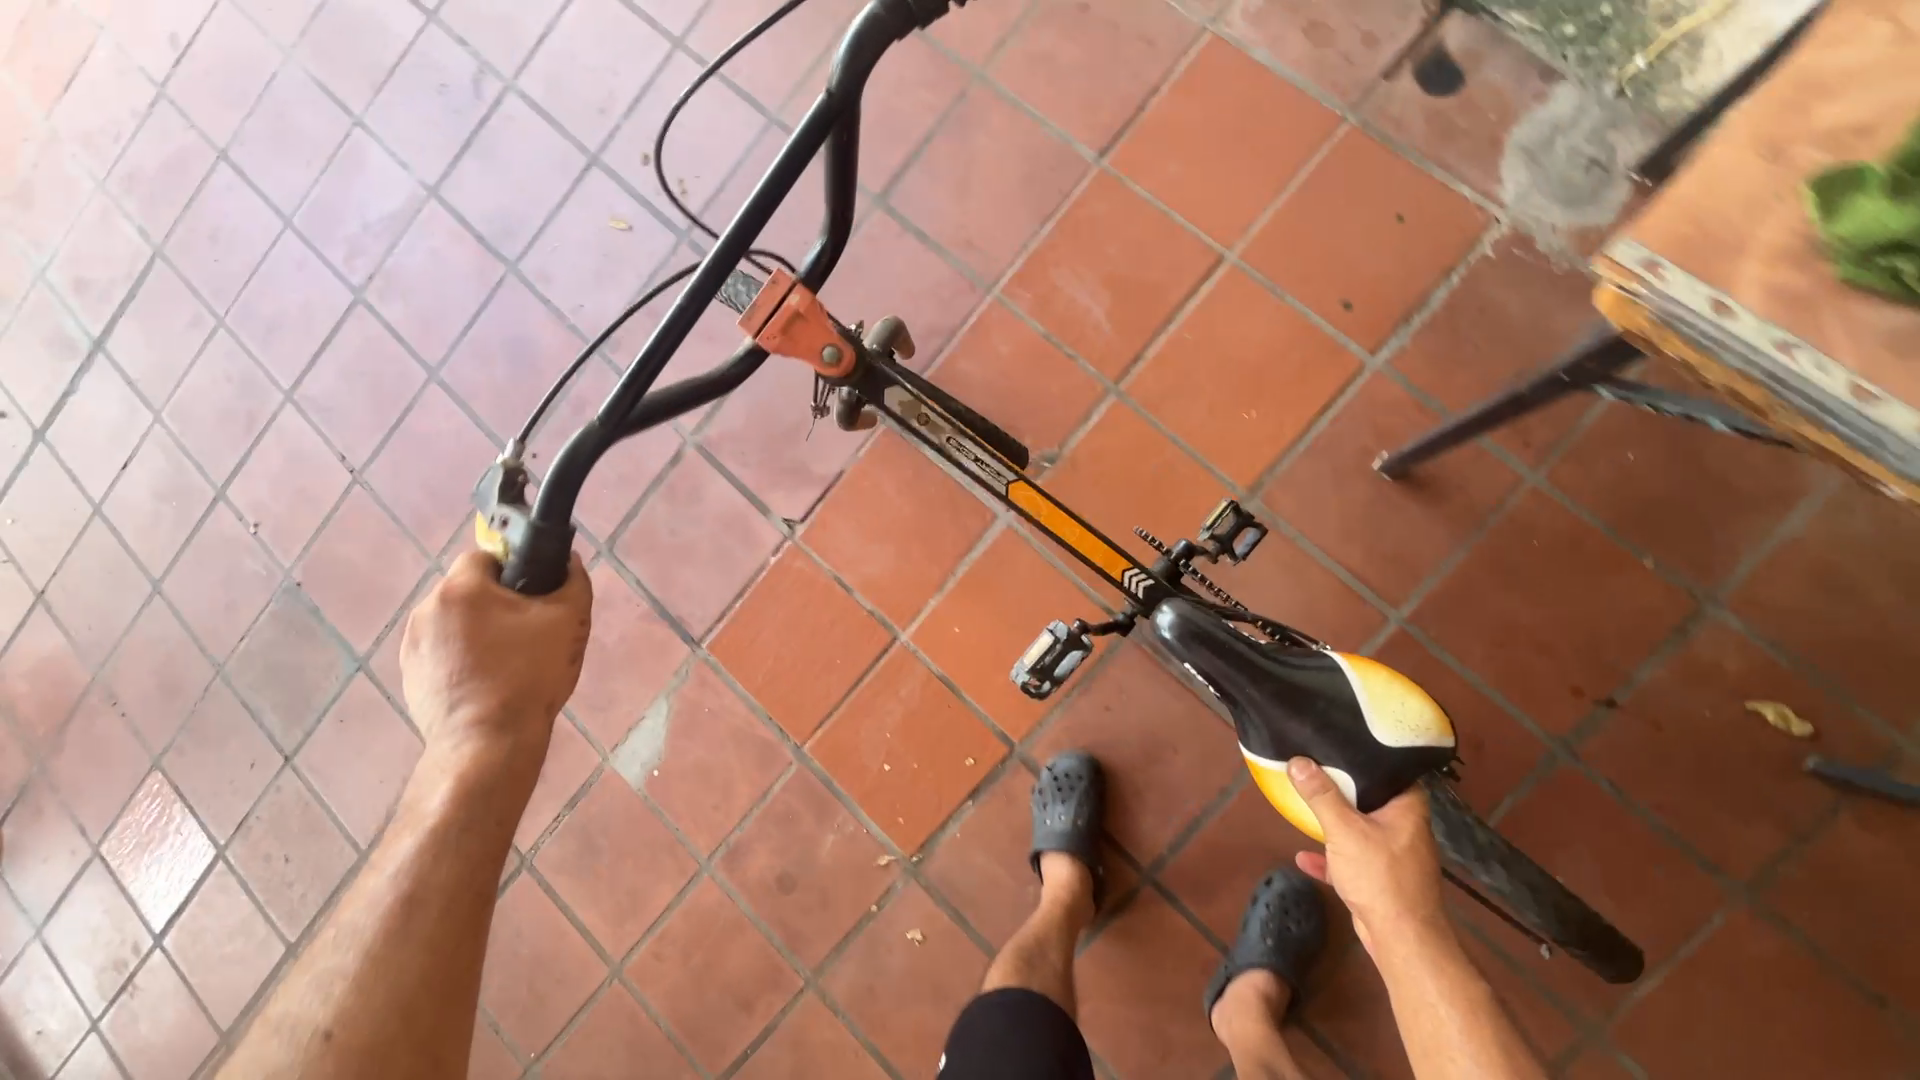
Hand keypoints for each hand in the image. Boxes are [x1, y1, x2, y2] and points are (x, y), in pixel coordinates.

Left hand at [400, 551, 592, 769]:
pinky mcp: (409, 674)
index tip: (535, 597)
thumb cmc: (530, 675)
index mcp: (462, 588)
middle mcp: (427, 608)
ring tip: (507, 661)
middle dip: (496, 602)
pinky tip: (487, 681)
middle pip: (468, 589)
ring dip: (478, 629)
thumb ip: (573, 581)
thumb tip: (568, 562)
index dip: (515, 571)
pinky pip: (442, 650)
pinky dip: (462, 657)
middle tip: (528, 631)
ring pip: (454, 620)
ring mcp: (413, 643)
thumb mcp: (569, 622)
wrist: (487, 741)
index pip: (486, 556)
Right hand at [1289, 758, 1447, 952]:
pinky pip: (1351, 859)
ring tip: (1308, 804)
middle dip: (1344, 787)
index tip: (1342, 740)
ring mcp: (1393, 855)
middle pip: (1372, 798)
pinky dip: (1331, 857)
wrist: (1400, 938)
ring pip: (1361, 829)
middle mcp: (1404, 827)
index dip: (1370, 755)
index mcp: (1407, 808)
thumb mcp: (1345, 830)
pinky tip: (1304, 858)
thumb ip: (1321, 795)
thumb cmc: (1380, 875)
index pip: (1393, 770)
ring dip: (1336, 822)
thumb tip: (1298, 761)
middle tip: (1316, 766)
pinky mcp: (1380, 879)